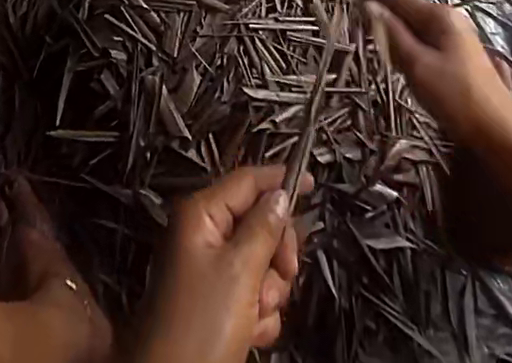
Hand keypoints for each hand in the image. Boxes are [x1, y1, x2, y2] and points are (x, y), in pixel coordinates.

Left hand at [132, 164, 312, 362]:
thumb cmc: (201, 326)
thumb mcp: (239, 272)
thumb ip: (265, 228)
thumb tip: (280, 195)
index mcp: (201, 215)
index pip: (246, 181)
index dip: (278, 179)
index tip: (310, 182)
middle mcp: (204, 235)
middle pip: (259, 221)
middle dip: (276, 252)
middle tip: (284, 272)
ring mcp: (211, 269)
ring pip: (262, 261)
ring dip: (270, 289)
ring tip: (257, 313)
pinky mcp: (218, 302)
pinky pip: (254, 292)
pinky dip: (260, 312)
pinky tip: (252, 332)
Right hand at [361, 0, 511, 148]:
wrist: (499, 131)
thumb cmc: (455, 96)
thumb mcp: (417, 64)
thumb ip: (392, 33)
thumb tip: (370, 7)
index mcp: (439, 16)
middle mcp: (449, 19)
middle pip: (407, 11)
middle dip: (383, 14)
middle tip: (355, 20)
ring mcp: (456, 37)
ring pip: (415, 28)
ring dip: (394, 32)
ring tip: (371, 38)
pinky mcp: (458, 55)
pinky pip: (424, 41)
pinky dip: (407, 45)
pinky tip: (399, 59)